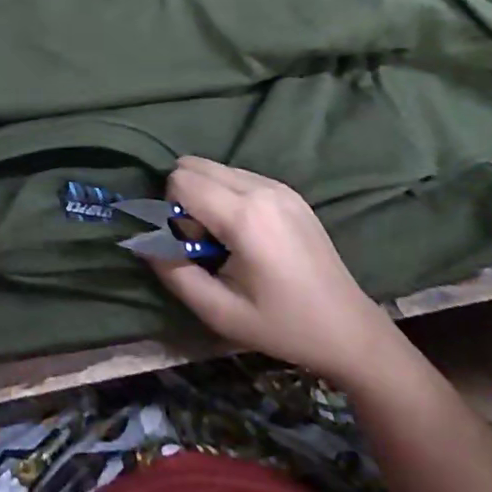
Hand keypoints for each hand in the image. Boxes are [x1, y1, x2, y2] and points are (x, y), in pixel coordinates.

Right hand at [139, 157, 396, 384]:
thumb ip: (174, 273)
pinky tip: (246, 234)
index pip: (181, 180)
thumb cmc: (281, 326)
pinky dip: (227, 195)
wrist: (347, 327)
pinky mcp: (288, 189)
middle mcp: (261, 188)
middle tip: (205, 242)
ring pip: (215, 167)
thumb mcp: (219, 312)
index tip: (192, 248)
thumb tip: (144, 241)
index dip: (173, 212)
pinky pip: (238, 175)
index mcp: (245, 217)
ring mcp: (278, 185)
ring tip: (227, 239)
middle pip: (194, 164)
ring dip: (206, 195)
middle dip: (185, 197)